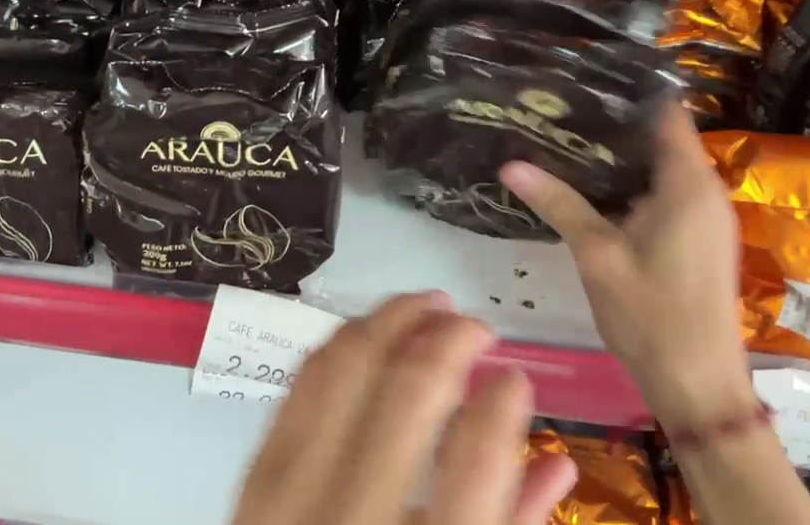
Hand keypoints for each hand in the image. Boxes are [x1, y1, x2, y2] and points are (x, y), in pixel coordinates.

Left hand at [231, 292, 576, 524]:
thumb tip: (556, 466)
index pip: (474, 464)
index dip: (503, 406)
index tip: (517, 377)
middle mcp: (350, 521)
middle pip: (405, 392)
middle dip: (450, 342)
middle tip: (477, 327)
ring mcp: (288, 498)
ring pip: (341, 370)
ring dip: (387, 323)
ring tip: (427, 306)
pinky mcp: (252, 484)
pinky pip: (298, 389)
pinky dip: (338, 349)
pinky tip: (368, 334)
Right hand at [499, 104, 756, 428]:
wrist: (698, 385)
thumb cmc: (651, 314)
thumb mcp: (596, 254)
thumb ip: (557, 203)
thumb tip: (509, 163)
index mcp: (688, 186)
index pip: (667, 114)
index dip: (631, 89)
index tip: (586, 71)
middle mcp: (704, 192)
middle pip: (661, 137)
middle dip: (613, 119)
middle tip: (558, 101)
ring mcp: (704, 217)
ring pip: (660, 165)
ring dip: (619, 152)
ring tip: (563, 132)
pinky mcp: (697, 238)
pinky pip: (664, 190)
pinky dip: (630, 179)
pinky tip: (587, 182)